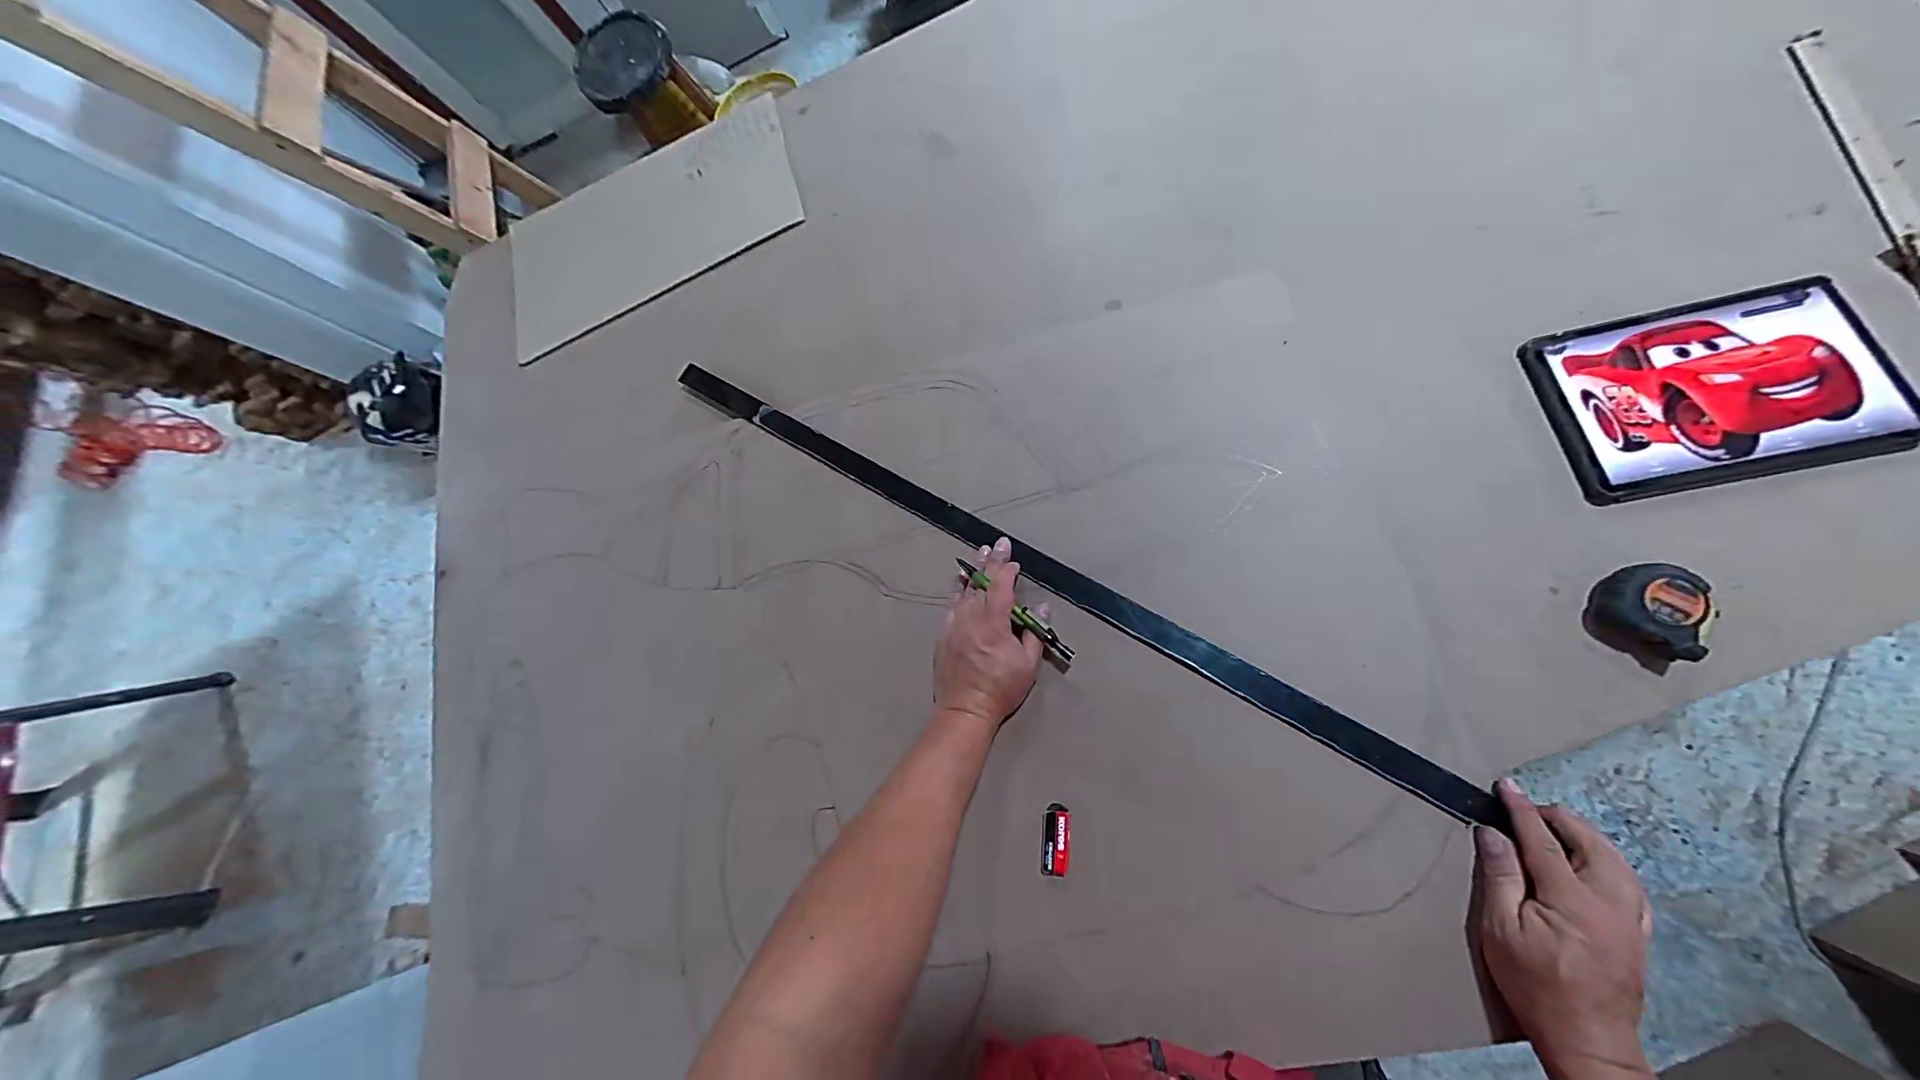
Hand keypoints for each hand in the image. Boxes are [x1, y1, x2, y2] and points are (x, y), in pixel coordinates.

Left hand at [934, 537, 1045, 729]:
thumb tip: (1041, 608)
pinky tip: (960, 581)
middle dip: (992, 560)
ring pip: (964, 589)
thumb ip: (1034, 632)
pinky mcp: (944, 633)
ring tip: (980, 554)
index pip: (1001, 585)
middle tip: (998, 544)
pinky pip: (952, 603)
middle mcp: (971, 617)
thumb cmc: (1000, 689)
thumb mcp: (1028, 664)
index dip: (1007, 570)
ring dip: (974, 570)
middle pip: (982, 581)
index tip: (1014, 562)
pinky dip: (958, 589)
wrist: (965, 709)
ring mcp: (954, 624)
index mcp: (993, 622)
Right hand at [1472, 779, 1654, 1079]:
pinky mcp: (1637, 934)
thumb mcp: (1500, 928)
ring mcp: (1630, 920)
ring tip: (1555, 827)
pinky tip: (1591, 861)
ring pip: (1616, 860)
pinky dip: (1607, 860)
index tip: (1506, 786)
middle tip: (1528, 807)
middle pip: (1590, 843)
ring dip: (1584, 836)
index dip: (1521, 809)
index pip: (1542, 840)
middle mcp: (1610, 903)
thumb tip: (1493, 833)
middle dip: (1558, 818)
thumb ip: (1499, 875)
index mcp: (1572, 900)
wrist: (1587, 1040)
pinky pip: (1629, 883)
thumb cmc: (1534, 984)